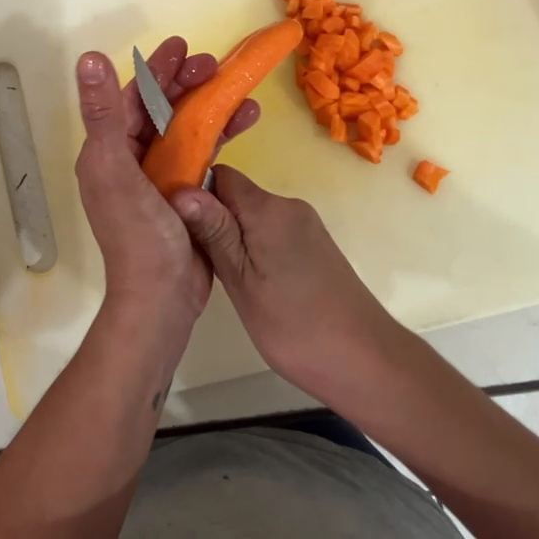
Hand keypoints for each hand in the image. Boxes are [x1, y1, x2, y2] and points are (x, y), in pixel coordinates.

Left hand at [74, 38, 260, 330]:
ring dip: (210, 106)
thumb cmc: (137, 232)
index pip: (131, 99)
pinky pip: (203, 153)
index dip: (154, 71)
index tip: (181, 46)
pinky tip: (246, 121)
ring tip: (239, 89)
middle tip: (214, 64)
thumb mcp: (114, 166)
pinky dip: (223, 135)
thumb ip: (103, 112)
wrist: (163, 297)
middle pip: (160, 110)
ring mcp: (158, 178)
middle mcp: (129, 160)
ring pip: (185, 128)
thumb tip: (87, 59)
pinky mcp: (185, 194)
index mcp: (107, 152)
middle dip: (185, 84)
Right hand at [168, 166, 399, 400]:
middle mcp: (289, 208)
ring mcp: (305, 228)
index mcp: (268, 209)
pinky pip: (270, 234)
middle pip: (235, 197)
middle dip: (211, 220)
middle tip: (192, 258)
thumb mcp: (242, 282)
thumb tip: (179, 188)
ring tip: (218, 276)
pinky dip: (253, 251)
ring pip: (251, 218)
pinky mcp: (314, 248)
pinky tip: (249, 284)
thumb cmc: (295, 325)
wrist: (367, 363)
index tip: (172, 220)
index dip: (193, 191)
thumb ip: (213, 232)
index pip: (219, 176)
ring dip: (232, 239)